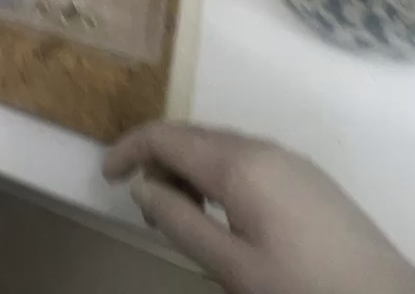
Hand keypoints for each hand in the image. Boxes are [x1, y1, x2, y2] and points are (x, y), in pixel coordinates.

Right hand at [103, 123, 414, 293]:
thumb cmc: (308, 292)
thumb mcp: (234, 270)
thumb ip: (180, 222)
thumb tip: (141, 187)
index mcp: (238, 164)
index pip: (165, 136)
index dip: (128, 149)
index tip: (106, 176)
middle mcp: (260, 147)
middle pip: (191, 136)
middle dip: (158, 160)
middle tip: (147, 208)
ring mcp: (288, 160)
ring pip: (218, 146)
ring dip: (188, 169)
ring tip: (182, 215)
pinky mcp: (308, 178)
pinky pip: (246, 159)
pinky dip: (218, 175)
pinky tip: (224, 214)